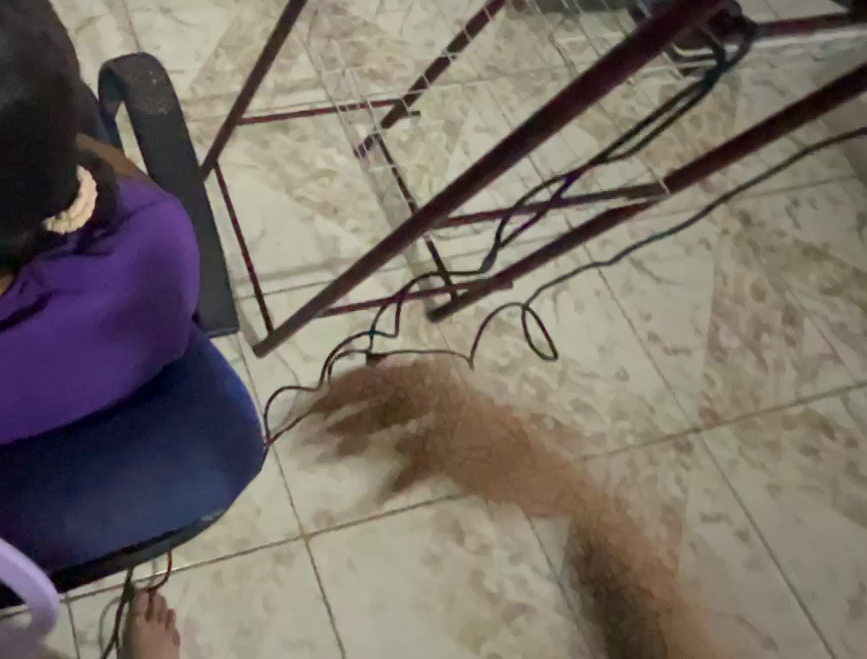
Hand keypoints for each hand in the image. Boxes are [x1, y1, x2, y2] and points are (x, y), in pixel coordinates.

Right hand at [309, 359, 586, 517]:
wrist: (561, 487)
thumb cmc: (505, 462)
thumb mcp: (447, 448)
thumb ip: (396, 435)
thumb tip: (350, 429)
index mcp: (429, 382)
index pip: (368, 378)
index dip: (334, 391)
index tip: (306, 407)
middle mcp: (429, 392)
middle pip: (371, 399)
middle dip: (337, 416)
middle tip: (305, 433)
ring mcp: (439, 419)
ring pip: (386, 424)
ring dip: (357, 440)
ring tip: (326, 457)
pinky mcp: (449, 445)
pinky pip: (407, 450)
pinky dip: (389, 466)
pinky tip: (376, 489)